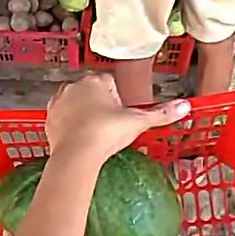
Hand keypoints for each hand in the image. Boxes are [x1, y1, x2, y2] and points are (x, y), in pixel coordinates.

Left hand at [44, 74, 187, 167]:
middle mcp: (74, 86)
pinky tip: (77, 138)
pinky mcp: (48, 118)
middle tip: (107, 126)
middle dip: (99, 105)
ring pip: (74, 103)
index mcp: (96, 80)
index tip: (120, 115)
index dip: (117, 99)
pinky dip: (68, 126)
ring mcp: (58, 101)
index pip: (110, 82)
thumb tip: (186, 106)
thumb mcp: (137, 123)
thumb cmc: (106, 134)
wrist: (76, 155)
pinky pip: (61, 118)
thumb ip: (161, 114)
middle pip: (91, 91)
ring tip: (93, 134)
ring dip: (82, 114)